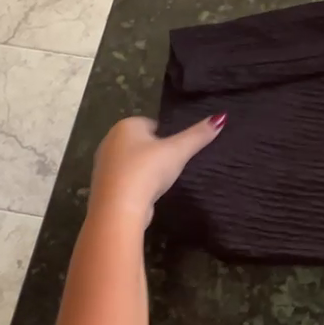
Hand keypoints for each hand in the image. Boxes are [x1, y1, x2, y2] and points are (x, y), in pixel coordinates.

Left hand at [88, 114, 224, 223]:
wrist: (119, 208)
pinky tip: (145, 194)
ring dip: (144, 169)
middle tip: (170, 167)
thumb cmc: (148, 171)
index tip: (176, 151)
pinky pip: (124, 179)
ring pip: (131, 161)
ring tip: (160, 182)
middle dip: (154, 152)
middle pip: (140, 142)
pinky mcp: (102, 186)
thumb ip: (198, 135)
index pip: (151, 124)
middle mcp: (110, 140)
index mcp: (126, 125)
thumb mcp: (178, 151)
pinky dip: (135, 184)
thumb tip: (221, 117)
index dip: (166, 137)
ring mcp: (103, 164)